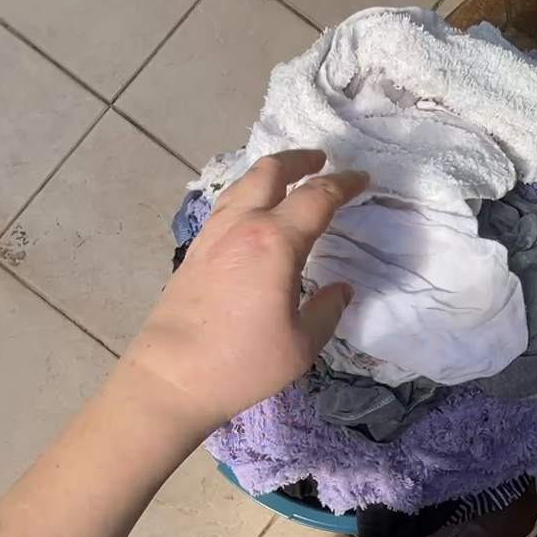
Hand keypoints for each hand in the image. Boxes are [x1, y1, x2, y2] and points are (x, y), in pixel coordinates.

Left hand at [120, 150, 367, 431]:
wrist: (174, 377)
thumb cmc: (243, 363)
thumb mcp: (301, 345)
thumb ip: (327, 311)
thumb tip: (341, 290)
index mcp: (275, 242)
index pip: (317, 198)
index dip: (344, 185)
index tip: (362, 179)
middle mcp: (242, 226)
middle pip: (271, 172)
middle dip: (300, 160)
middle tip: (321, 161)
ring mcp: (213, 235)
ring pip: (243, 184)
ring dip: (270, 173)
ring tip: (288, 180)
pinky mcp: (195, 252)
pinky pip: (226, 207)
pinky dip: (247, 196)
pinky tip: (253, 215)